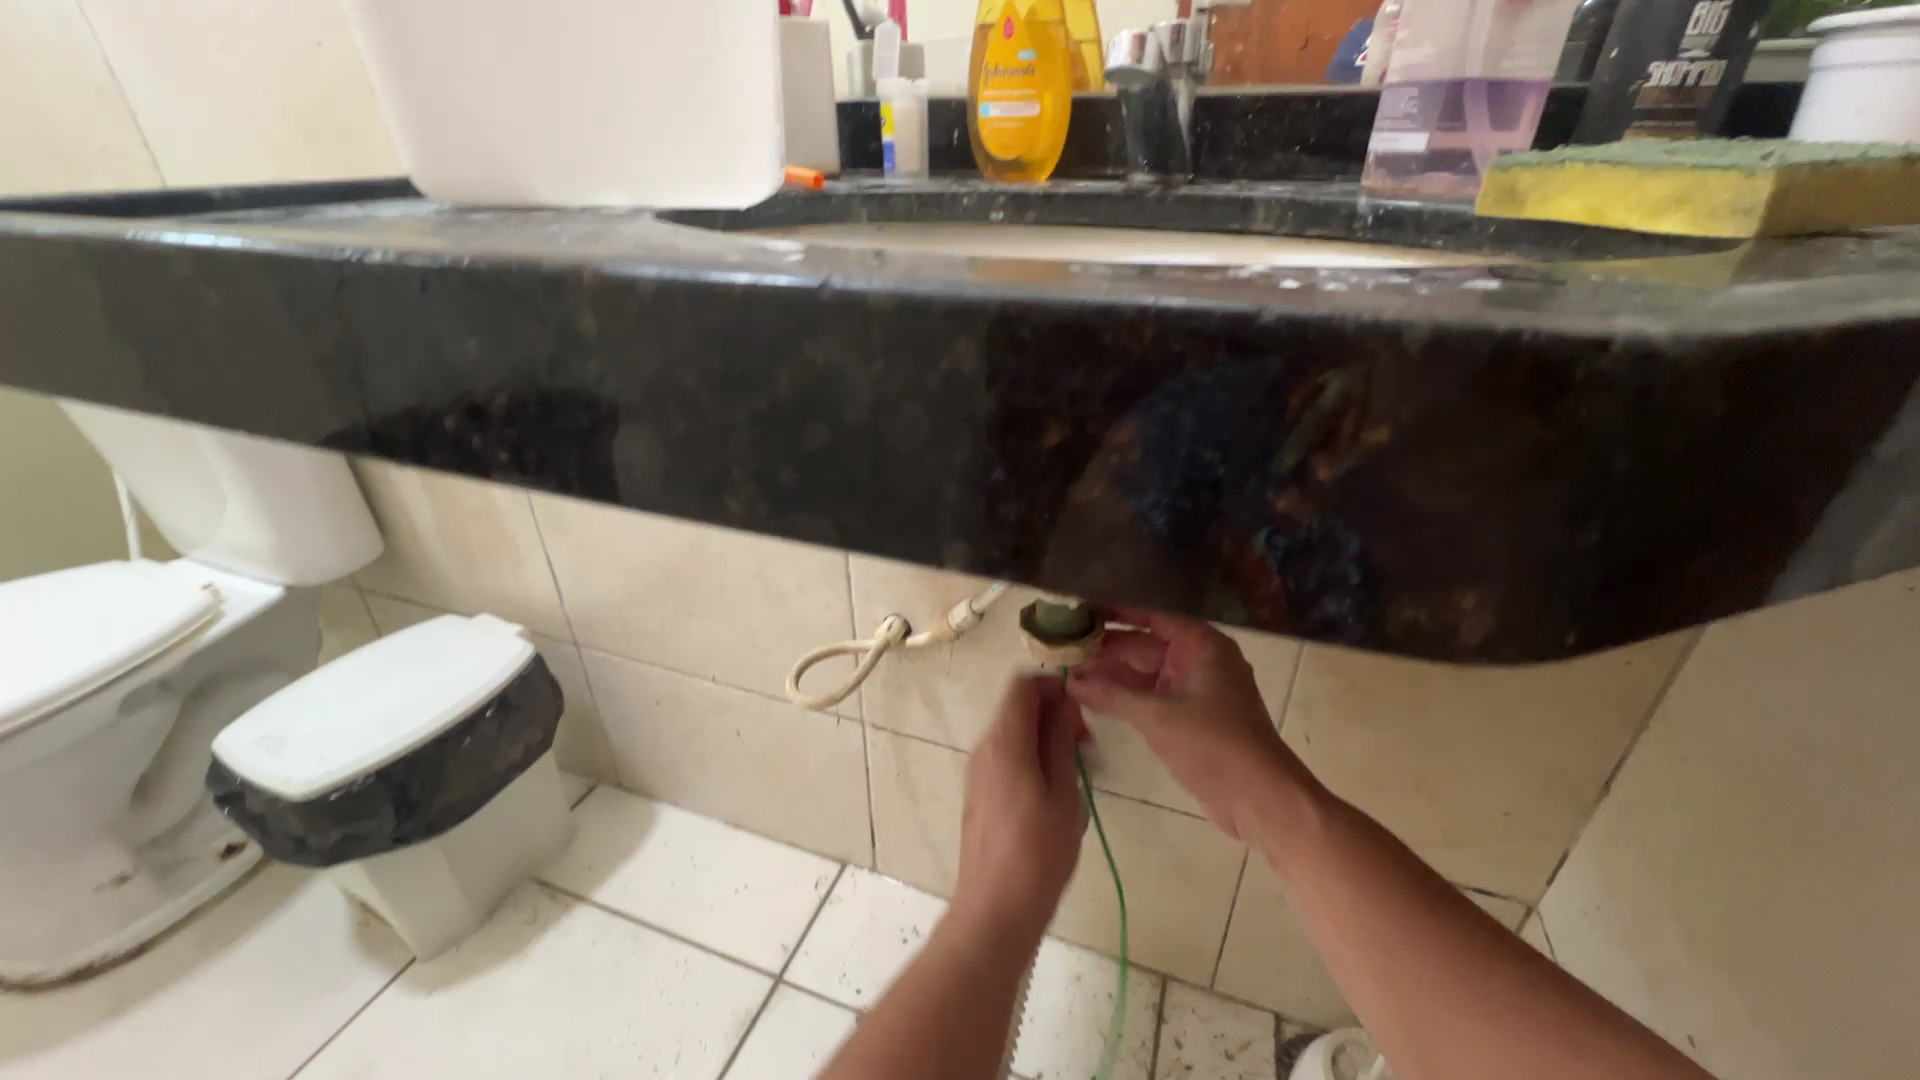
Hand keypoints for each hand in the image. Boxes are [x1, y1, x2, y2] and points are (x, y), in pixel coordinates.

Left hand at [952, 675, 1087, 943]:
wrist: (994, 909)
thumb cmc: (1038, 853)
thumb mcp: (1063, 794)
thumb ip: (1061, 742)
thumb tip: (1064, 704)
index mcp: (1004, 742)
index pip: (1022, 685)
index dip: (1053, 687)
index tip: (1082, 711)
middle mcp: (984, 748)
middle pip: (1017, 707)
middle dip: (1053, 713)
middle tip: (1086, 745)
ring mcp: (977, 771)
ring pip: (1012, 732)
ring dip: (1044, 737)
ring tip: (1076, 769)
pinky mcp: (978, 793)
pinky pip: (1005, 756)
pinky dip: (1030, 756)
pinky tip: (1054, 789)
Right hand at [1067, 608, 1315, 842]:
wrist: (1258, 797)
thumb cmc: (1212, 744)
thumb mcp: (1156, 715)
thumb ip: (1111, 695)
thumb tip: (1070, 681)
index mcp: (1201, 645)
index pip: (1151, 617)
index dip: (1114, 615)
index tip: (1078, 613)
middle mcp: (1198, 661)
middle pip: (1144, 646)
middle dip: (1106, 650)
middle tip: (1063, 650)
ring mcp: (1194, 690)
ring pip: (1145, 674)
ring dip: (1111, 676)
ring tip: (1068, 673)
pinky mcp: (1189, 718)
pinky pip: (1151, 698)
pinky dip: (1124, 698)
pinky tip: (1091, 698)